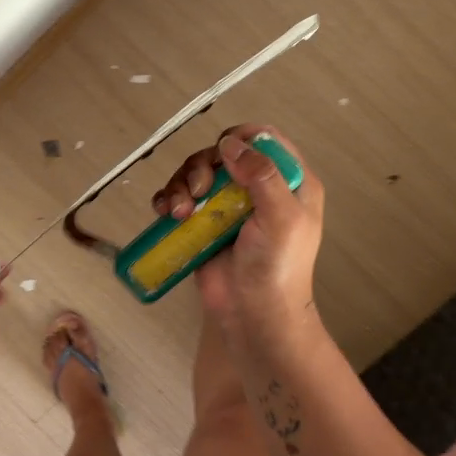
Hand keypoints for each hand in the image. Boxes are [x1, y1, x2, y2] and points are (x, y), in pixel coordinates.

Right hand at [150, 124, 324, 338]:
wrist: (253, 317)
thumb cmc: (277, 268)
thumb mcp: (282, 218)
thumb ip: (263, 176)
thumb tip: (231, 144)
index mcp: (289, 183)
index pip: (265, 139)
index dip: (242, 138)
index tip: (225, 155)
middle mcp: (257, 189)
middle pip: (223, 153)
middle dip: (204, 166)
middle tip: (200, 192)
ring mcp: (227, 207)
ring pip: (197, 173)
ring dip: (182, 184)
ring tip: (180, 213)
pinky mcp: (202, 224)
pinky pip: (179, 197)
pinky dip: (168, 199)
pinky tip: (166, 214)